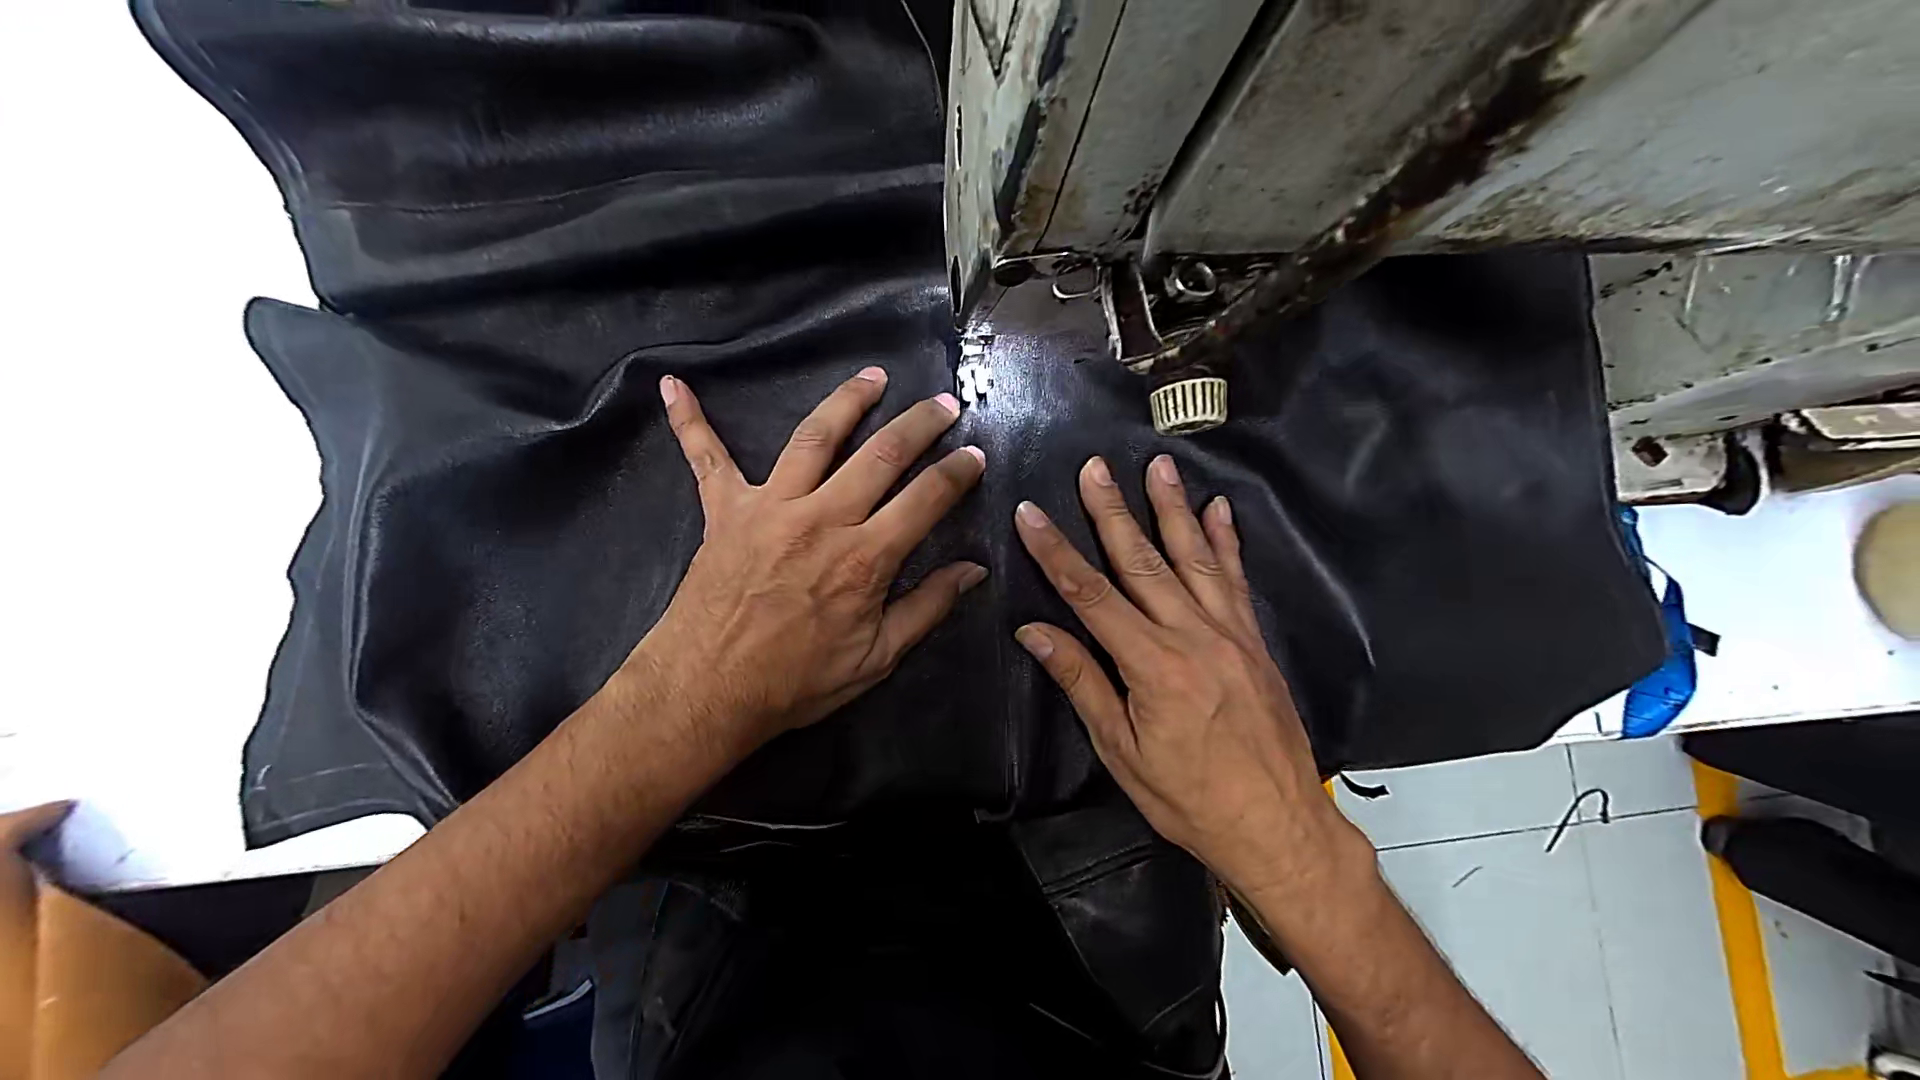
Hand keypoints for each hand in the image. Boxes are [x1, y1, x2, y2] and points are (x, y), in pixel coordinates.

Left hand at [627, 367, 986, 754]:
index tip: (974, 456)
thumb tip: (973, 570)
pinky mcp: (725, 510)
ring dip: (847, 400)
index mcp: (865, 558)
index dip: (957, 473)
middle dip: (920, 423)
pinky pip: (705, 458)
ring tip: (873, 376)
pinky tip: (673, 386)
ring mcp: (770, 507)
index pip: (926, 499)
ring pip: (815, 435)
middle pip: (882, 453)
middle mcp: (822, 518)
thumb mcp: (877, 658)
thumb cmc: (797, 681)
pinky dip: (689, 421)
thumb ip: (927, 608)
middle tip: (943, 403)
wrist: (708, 691)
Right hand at [1012, 455, 1368, 899]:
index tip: (1032, 513)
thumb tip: (1034, 632)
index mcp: (1152, 665)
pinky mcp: (1253, 640)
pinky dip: (1226, 541)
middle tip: (1094, 467)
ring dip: (1170, 508)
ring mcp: (1229, 633)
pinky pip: (1236, 580)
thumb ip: (1081, 682)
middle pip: (1141, 561)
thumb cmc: (1190, 798)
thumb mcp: (1122, 751)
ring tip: (1157, 465)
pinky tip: (1218, 509)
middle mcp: (1192, 635)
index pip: (1090, 594)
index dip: (1055, 550)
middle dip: (1112, 510)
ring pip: (1193, 557)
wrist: (1280, 827)